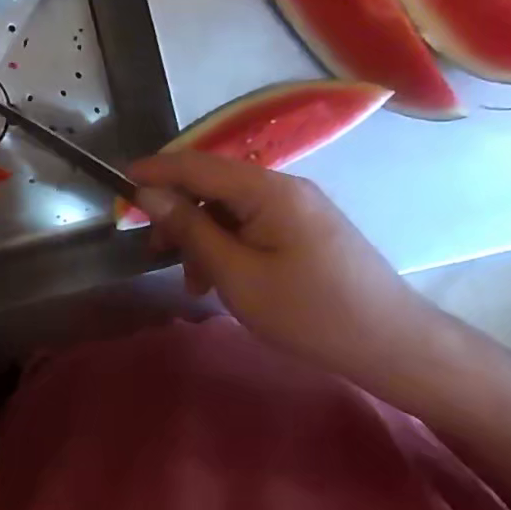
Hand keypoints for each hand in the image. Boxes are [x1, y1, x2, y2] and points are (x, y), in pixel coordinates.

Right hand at [126, 151, 435, 379]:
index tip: (119, 180)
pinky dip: (227, 247)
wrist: (391, 344)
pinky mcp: (306, 230)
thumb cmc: (308, 312)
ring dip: (202, 238)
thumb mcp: (236, 275)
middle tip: (153, 252)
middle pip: (214, 186)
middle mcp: (285, 188)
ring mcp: (299, 208)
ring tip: (192, 283)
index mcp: (269, 191)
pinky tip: (222, 281)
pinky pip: (252, 226)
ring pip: (231, 210)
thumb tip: (151, 194)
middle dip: (178, 215)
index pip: (199, 164)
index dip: (157, 169)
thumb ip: (191, 229)